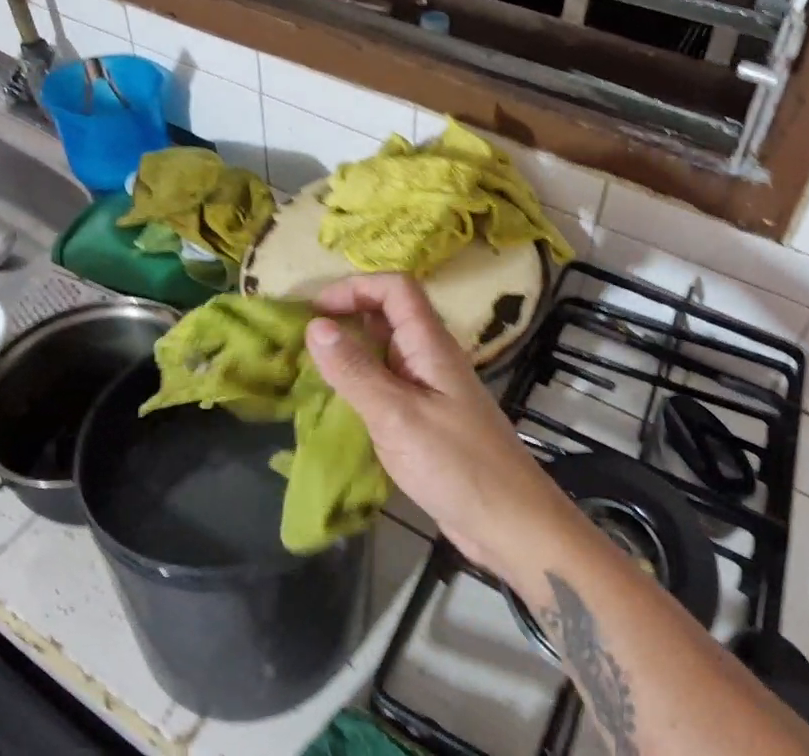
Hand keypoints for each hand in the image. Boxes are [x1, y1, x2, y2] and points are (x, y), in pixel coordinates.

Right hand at [306, 274, 580, 579]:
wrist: (508, 522)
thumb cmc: (456, 465)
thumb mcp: (397, 416)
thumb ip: (356, 370)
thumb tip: (315, 325)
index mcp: (431, 345)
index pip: (396, 289)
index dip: (355, 287)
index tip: (314, 312)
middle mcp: (432, 359)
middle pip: (390, 315)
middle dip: (347, 315)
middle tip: (300, 339)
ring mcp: (431, 390)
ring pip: (387, 353)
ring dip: (351, 352)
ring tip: (307, 369)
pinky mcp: (427, 421)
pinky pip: (389, 386)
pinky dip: (361, 385)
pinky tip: (335, 405)